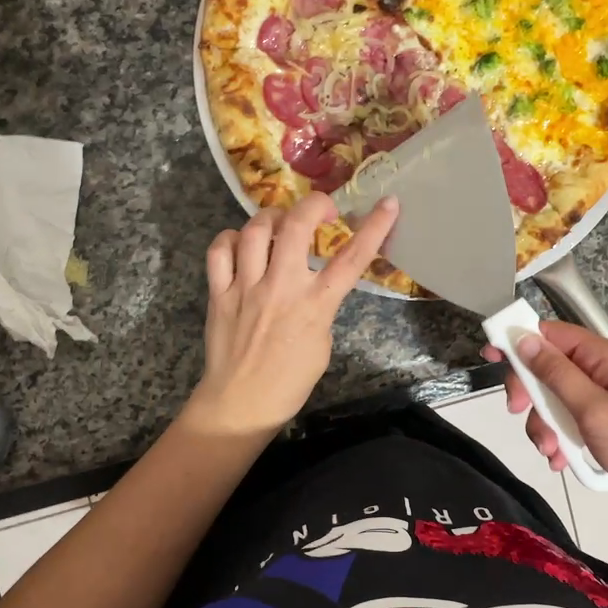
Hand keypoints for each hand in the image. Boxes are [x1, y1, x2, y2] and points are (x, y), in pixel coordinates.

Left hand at [184, 193, 398, 437]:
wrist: (242, 404)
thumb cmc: (290, 381)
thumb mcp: (323, 342)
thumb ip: (321, 306)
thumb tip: (314, 283)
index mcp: (316, 305)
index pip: (352, 258)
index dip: (374, 226)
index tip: (388, 203)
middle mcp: (281, 288)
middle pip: (297, 225)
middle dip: (313, 205)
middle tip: (321, 211)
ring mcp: (246, 287)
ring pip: (257, 229)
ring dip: (272, 218)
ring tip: (280, 225)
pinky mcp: (219, 293)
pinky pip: (220, 250)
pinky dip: (231, 238)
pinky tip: (242, 244)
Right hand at [484, 321, 607, 510]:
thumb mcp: (592, 409)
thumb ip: (555, 373)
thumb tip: (524, 339)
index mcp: (606, 357)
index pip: (552, 334)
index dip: (519, 341)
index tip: (490, 357)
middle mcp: (605, 371)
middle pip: (550, 368)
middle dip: (530, 393)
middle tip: (516, 413)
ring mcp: (607, 398)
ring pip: (556, 399)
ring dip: (544, 423)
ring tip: (550, 452)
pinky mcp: (607, 423)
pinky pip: (570, 421)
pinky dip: (559, 438)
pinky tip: (561, 460)